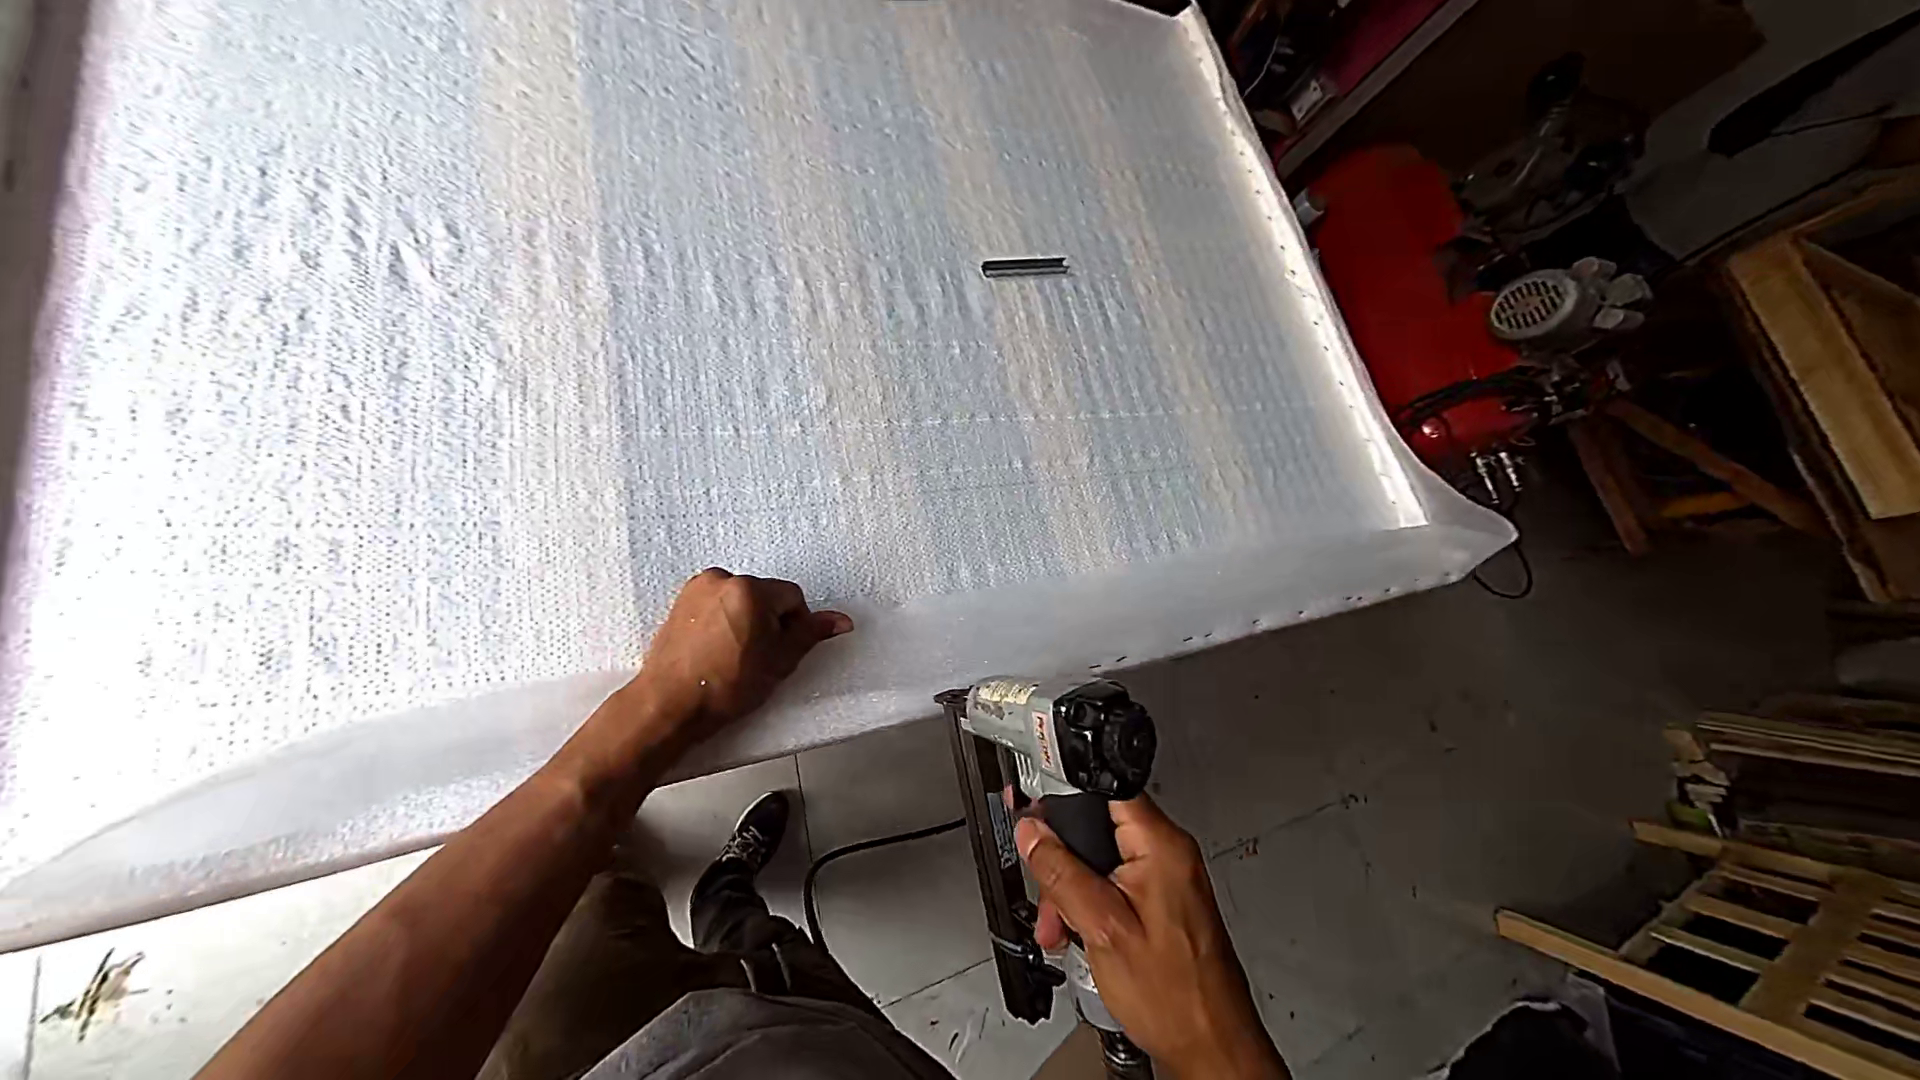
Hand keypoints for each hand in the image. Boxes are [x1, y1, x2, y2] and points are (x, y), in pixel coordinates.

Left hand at [627, 568, 852, 746]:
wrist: (670, 707)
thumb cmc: (721, 687)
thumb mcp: (780, 660)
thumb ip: (812, 633)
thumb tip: (839, 621)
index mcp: (750, 589)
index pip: (792, 597)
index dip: (794, 625)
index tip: (783, 648)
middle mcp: (722, 581)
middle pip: (766, 596)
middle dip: (769, 622)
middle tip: (761, 656)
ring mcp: (697, 591)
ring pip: (741, 601)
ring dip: (746, 620)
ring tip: (736, 656)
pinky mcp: (681, 604)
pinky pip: (717, 605)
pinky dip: (724, 622)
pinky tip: (718, 651)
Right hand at [1015, 796, 1288, 1079]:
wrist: (1212, 1049)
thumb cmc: (1175, 997)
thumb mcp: (1100, 927)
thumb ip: (1061, 872)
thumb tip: (1032, 832)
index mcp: (1160, 845)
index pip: (1105, 789)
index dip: (1065, 798)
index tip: (1036, 814)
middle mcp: (1168, 851)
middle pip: (1097, 825)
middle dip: (1063, 859)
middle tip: (1049, 893)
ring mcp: (1167, 875)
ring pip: (1102, 856)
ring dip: (1072, 886)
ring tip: (1063, 924)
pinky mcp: (1163, 897)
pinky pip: (1115, 880)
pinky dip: (1092, 900)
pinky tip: (1081, 931)